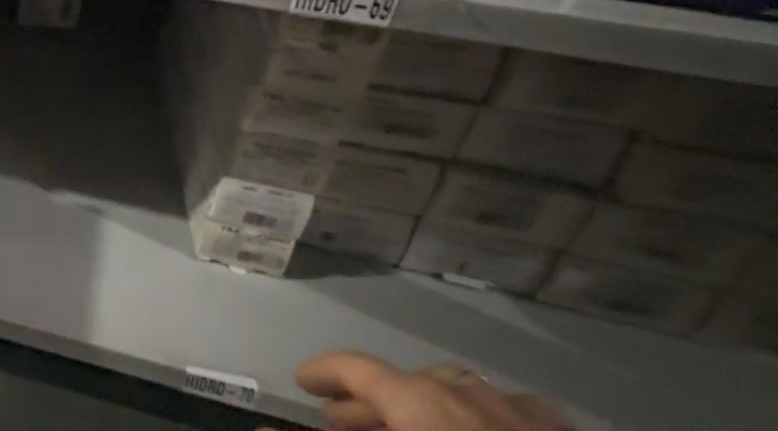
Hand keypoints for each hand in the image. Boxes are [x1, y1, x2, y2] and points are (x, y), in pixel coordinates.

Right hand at [293, 351, 572, 430]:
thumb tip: (266, 430)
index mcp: (420, 399)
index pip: (356, 367)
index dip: (323, 371)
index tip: (301, 382)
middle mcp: (469, 393)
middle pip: (405, 381)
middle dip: (368, 400)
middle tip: (340, 422)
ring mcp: (524, 414)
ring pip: (463, 391)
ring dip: (425, 404)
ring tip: (409, 426)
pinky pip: (518, 411)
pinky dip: (486, 416)